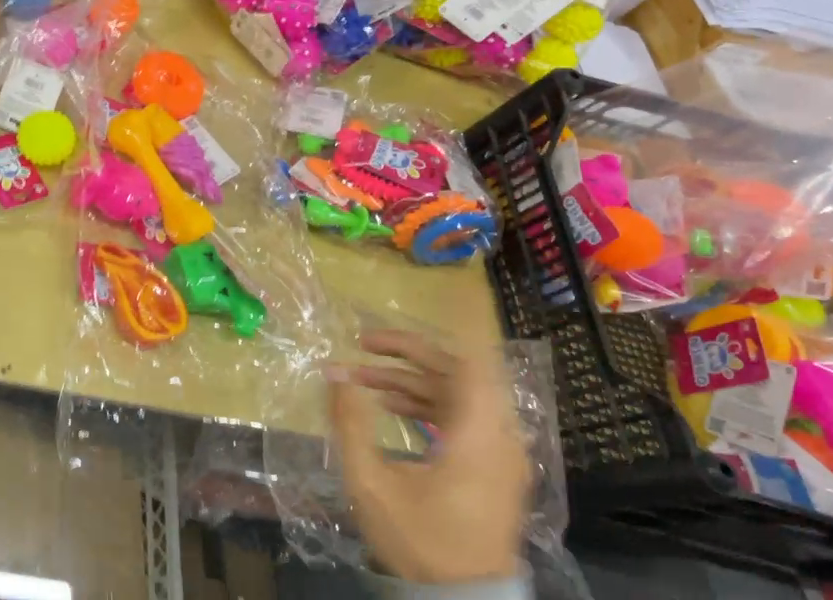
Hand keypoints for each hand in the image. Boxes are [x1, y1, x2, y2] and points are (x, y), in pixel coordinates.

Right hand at [328, 329, 529, 585]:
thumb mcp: (372, 482)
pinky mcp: (493, 468)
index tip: (434, 293)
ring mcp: (499, 454)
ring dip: (411, 379)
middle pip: (460, 372)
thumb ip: (351, 423)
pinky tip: (388, 407)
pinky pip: (462, 417)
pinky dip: (426, 403)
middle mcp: (498, 437)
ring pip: (459, 395)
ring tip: (361, 379)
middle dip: (409, 351)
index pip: (476, 361)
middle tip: (362, 341)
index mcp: (477, 436)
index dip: (457, 323)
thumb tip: (333, 372)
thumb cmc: (419, 539)